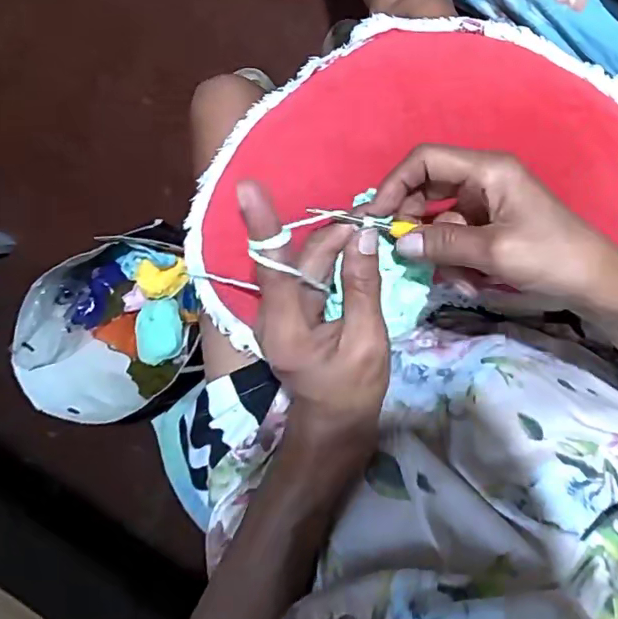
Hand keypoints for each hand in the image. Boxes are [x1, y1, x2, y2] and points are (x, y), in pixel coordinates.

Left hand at [238, 181, 389, 461]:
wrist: (334, 430)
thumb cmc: (351, 391)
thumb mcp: (366, 340)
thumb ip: (363, 287)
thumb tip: (365, 236)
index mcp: (285, 322)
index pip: (271, 264)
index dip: (262, 224)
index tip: (247, 188)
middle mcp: (274, 312)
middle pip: (299, 258)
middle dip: (333, 232)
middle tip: (370, 214)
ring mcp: (282, 312)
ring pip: (306, 263)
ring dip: (335, 242)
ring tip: (367, 224)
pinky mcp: (295, 313)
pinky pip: (311, 275)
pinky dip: (333, 258)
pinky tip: (354, 246)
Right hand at [366, 145, 617, 315]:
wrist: (597, 283)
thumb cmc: (551, 257)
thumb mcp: (493, 252)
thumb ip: (442, 244)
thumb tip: (397, 242)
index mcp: (488, 169)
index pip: (426, 159)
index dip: (396, 183)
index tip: (377, 216)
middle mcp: (485, 178)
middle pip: (429, 188)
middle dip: (414, 221)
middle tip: (403, 252)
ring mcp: (489, 203)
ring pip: (442, 219)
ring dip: (440, 248)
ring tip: (456, 278)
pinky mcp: (494, 226)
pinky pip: (459, 236)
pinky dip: (457, 258)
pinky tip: (472, 282)